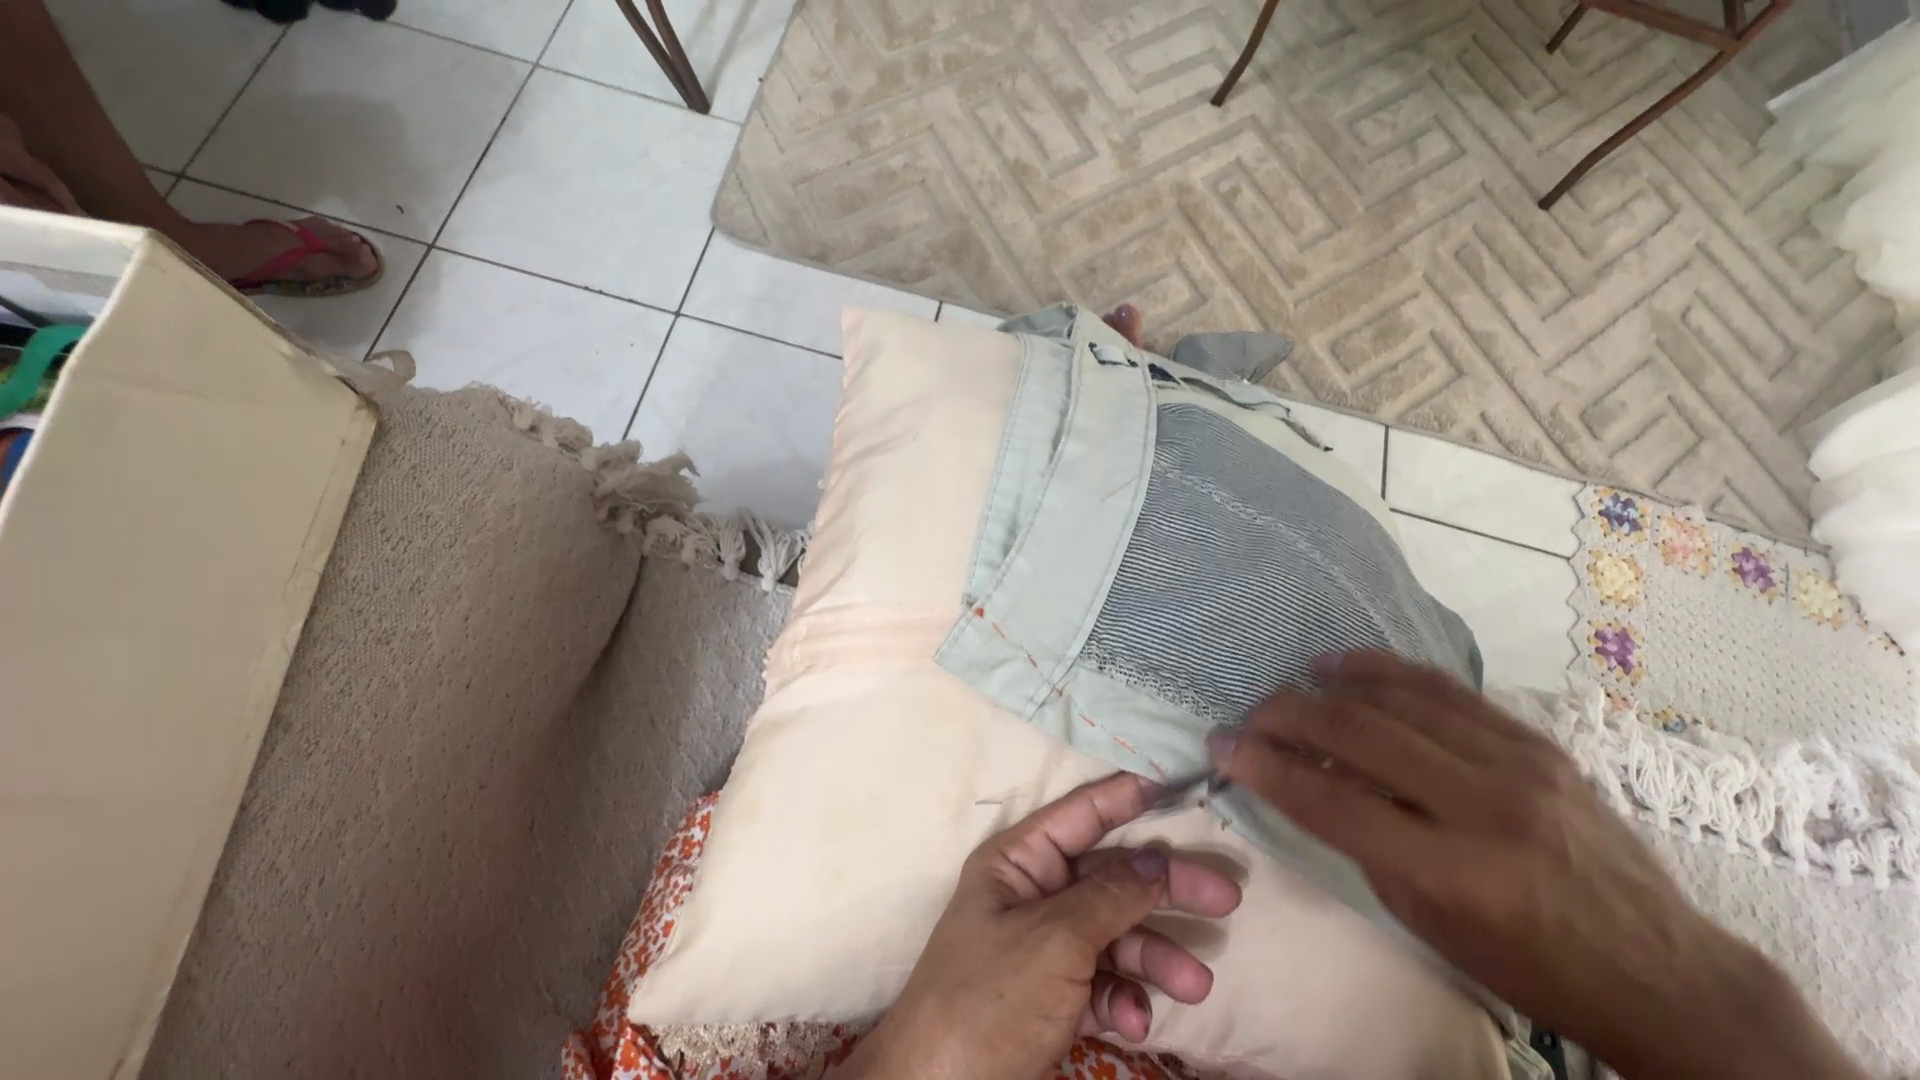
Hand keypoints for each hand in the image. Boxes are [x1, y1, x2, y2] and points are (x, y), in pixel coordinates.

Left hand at [837, 772, 1241, 1079]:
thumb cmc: (991, 996)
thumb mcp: (1055, 939)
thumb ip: (1111, 896)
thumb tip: (1156, 857)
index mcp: (1018, 863)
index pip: (1080, 815)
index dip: (1127, 797)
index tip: (1179, 785)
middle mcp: (1033, 895)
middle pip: (1112, 877)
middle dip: (1166, 892)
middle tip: (1227, 899)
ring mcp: (1044, 947)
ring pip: (1116, 935)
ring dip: (1156, 958)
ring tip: (1195, 986)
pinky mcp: (1053, 996)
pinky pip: (1102, 983)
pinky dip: (1124, 1000)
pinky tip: (1134, 1024)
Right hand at [1211, 650, 1865, 1079]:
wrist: (1658, 968)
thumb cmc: (1527, 964)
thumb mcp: (1428, 920)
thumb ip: (1363, 842)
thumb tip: (1308, 776)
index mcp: (1452, 871)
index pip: (1331, 802)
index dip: (1265, 767)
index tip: (1222, 745)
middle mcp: (1484, 806)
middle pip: (1359, 735)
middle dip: (1287, 716)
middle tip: (1249, 716)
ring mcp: (1518, 764)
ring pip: (1398, 700)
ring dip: (1329, 688)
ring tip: (1290, 687)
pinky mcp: (1537, 742)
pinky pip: (1445, 690)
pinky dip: (1385, 671)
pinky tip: (1345, 666)